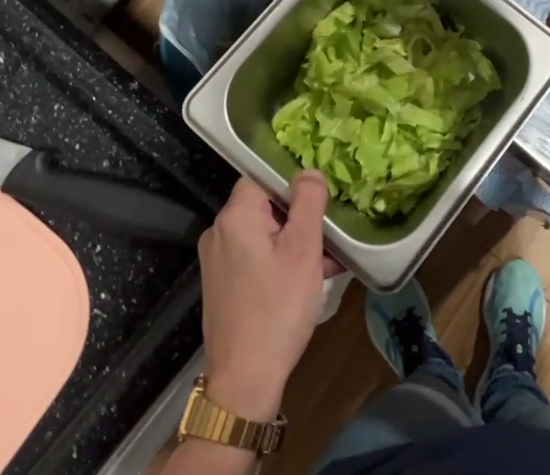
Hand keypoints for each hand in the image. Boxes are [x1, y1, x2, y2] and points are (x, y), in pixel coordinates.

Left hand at [197, 172, 330, 420]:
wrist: (246, 377)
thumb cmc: (278, 306)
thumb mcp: (303, 249)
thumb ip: (308, 202)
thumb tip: (310, 171)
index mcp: (234, 217)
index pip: (262, 178)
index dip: (292, 184)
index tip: (320, 201)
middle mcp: (219, 234)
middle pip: (265, 208)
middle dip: (300, 218)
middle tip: (330, 235)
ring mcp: (219, 263)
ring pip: (264, 236)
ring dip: (296, 244)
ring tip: (330, 262)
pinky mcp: (224, 286)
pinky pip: (257, 260)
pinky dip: (282, 263)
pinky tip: (310, 281)